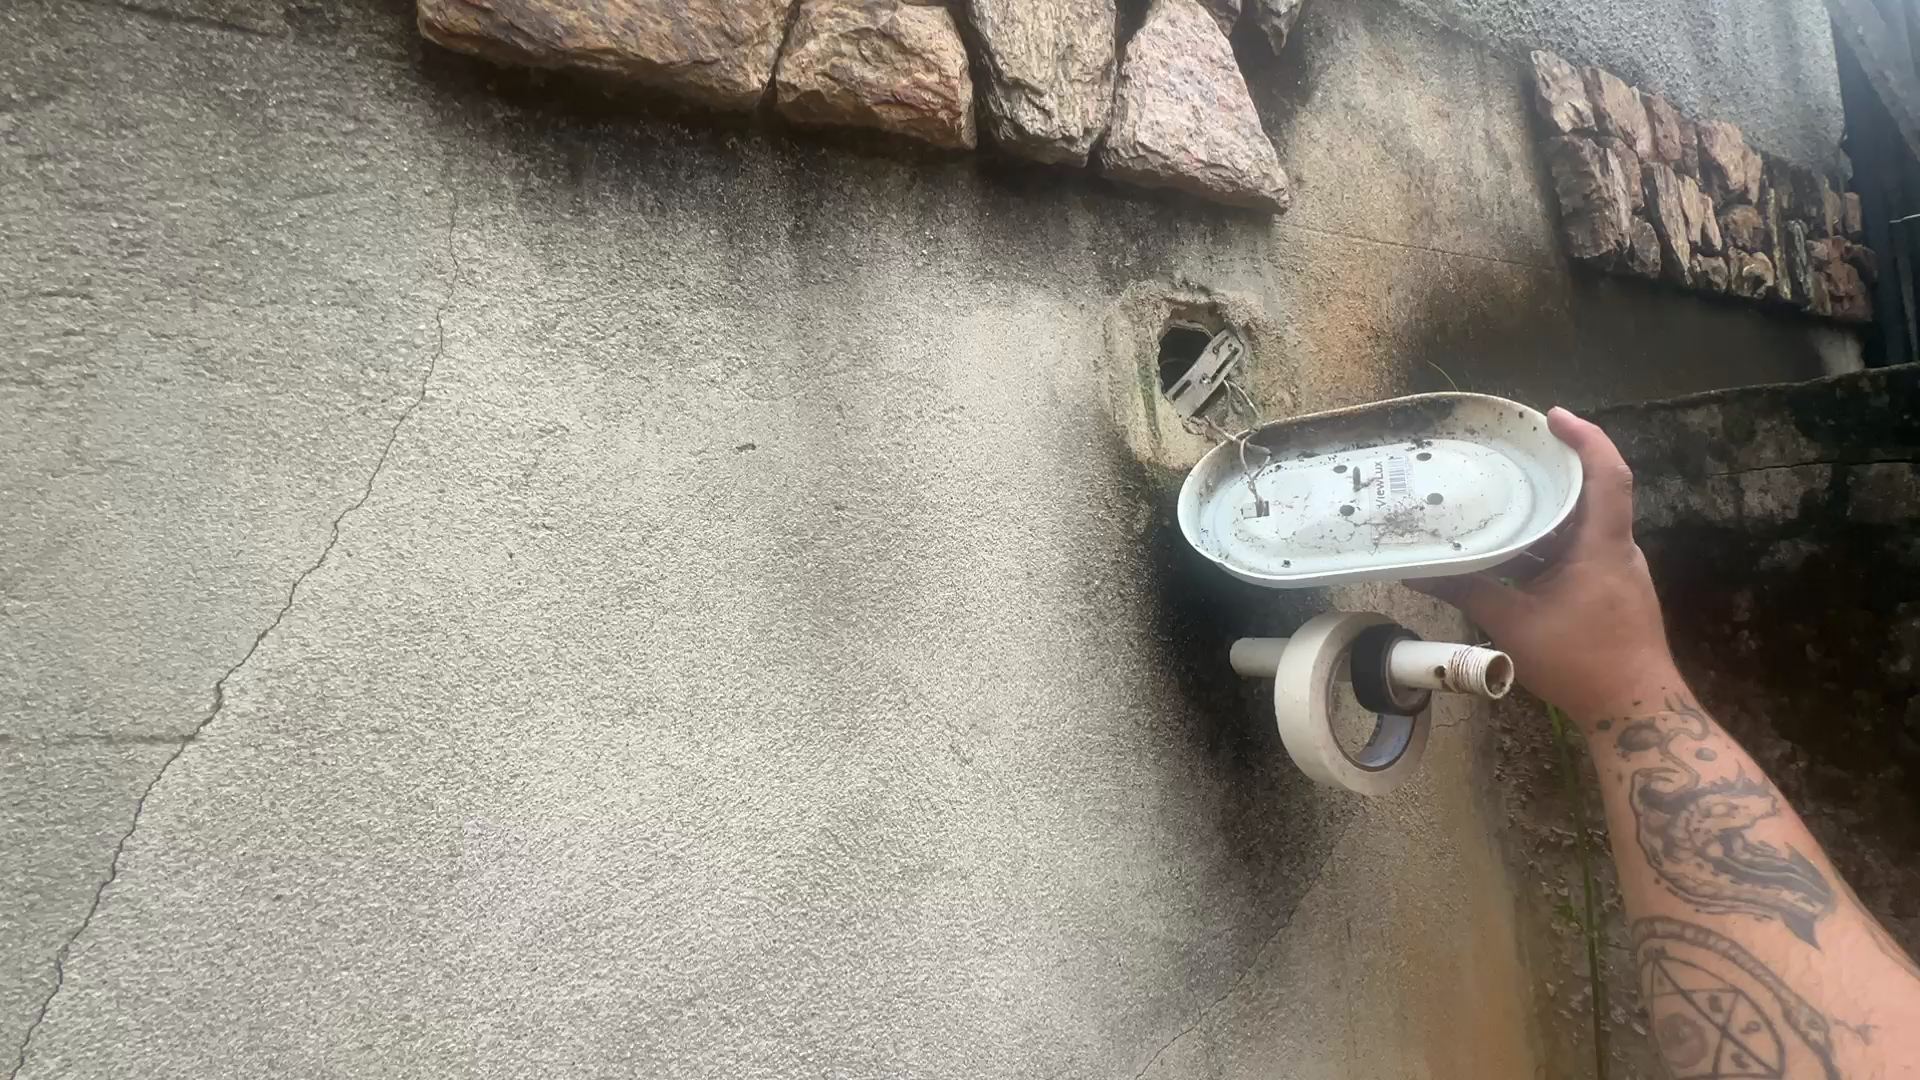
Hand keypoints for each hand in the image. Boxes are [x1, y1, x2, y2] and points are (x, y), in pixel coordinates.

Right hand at [1408, 408, 1681, 726]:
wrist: (1634, 707)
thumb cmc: (1579, 660)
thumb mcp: (1510, 622)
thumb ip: (1463, 591)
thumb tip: (1414, 575)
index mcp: (1602, 548)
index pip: (1608, 478)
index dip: (1587, 439)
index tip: (1554, 417)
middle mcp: (1615, 550)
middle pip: (1590, 493)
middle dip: (1552, 467)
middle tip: (1508, 450)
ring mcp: (1612, 570)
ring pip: (1578, 523)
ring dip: (1542, 506)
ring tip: (1497, 492)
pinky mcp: (1604, 587)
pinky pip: (1572, 548)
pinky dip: (1542, 538)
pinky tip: (1508, 545)